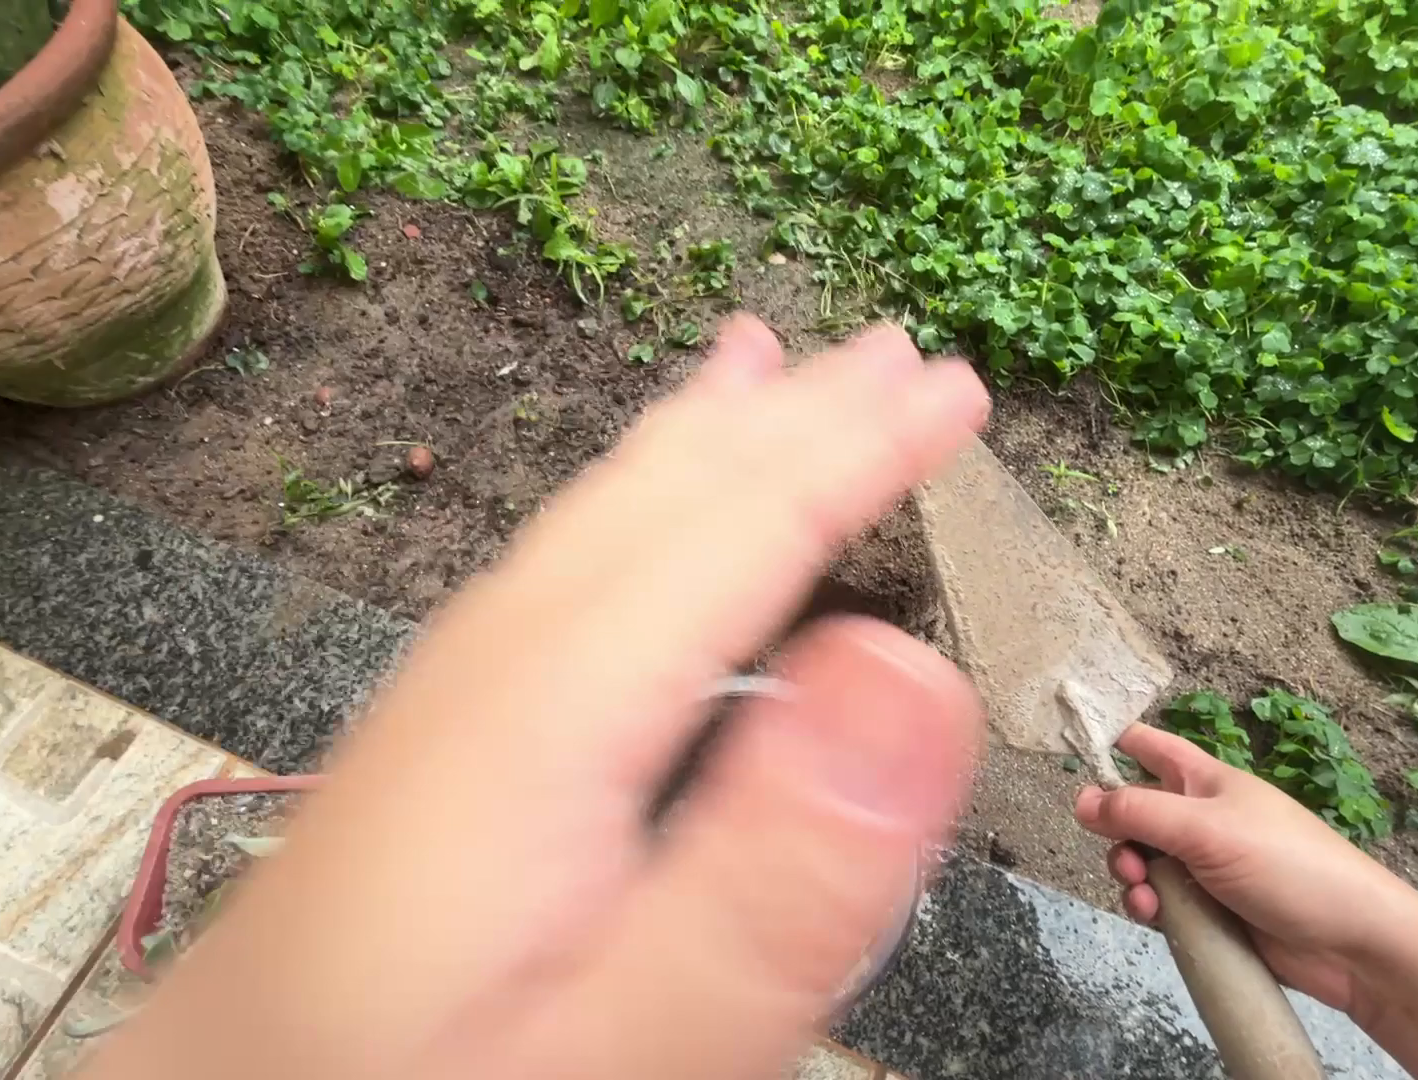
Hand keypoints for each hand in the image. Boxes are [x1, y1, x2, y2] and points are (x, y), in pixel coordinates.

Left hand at [85, 316, 990, 1079]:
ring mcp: (475, 668)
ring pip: (618, 504)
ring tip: (774, 362)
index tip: (950, 393)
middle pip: (678, 490)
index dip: (858, 449)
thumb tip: (903, 680)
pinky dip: (639, 487)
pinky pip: (576, 551)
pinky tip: (653, 488)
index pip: (742, 529)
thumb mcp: (624, 1040)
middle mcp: (506, 652)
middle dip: (802, 412)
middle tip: (893, 354)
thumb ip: (770, 879)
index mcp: (555, 708)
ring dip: (717, 428)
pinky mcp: (467, 704)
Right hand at [1073, 725, 1417, 1015]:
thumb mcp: (1205, 829)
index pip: (1144, 745)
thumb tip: (1079, 801)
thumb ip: (1137, 811)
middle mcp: (1197, 816)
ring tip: (1143, 896)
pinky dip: (1147, 904)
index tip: (1068, 750)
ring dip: (1128, 873)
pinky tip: (1154, 916)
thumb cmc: (1289, 866)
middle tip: (1124, 857)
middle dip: (1114, 832)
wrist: (1363, 951)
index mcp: (1201, 780)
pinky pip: (1157, 896)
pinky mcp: (1208, 906)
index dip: (1107, 740)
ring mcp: (1202, 863)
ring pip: (1138, 857)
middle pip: (1130, 810)